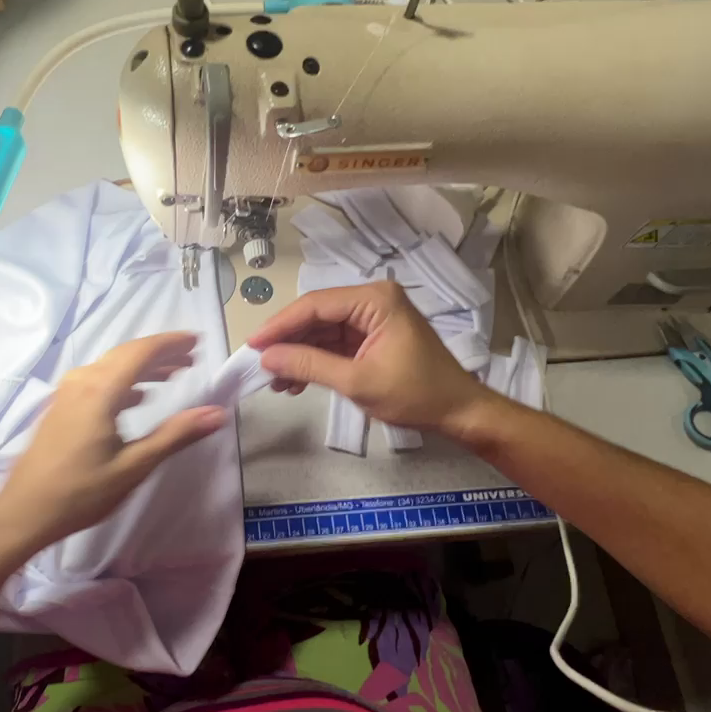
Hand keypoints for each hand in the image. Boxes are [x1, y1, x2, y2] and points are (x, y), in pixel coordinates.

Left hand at [0, 332, 226, 559]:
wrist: (23, 514)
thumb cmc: (80, 493)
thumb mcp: (134, 466)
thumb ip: (175, 435)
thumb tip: (217, 413)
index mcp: (99, 391)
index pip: (140, 352)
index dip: (170, 343)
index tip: (197, 341)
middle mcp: (81, 382)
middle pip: (125, 355)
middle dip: (160, 354)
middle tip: (191, 358)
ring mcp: (66, 394)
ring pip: (111, 368)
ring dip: (143, 368)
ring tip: (172, 376)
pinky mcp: (60, 408)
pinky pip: (98, 381)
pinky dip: (124, 382)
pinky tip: (138, 398)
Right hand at [248, 282, 499, 436]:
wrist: (458, 412)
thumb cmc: (415, 394)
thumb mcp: (357, 381)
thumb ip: (310, 365)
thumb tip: (267, 357)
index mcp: (374, 299)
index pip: (315, 305)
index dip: (280, 325)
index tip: (252, 344)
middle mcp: (372, 300)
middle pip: (316, 315)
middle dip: (287, 341)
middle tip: (258, 364)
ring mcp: (372, 318)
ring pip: (322, 331)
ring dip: (298, 354)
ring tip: (274, 380)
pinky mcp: (371, 337)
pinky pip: (334, 343)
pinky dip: (315, 361)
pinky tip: (294, 380)